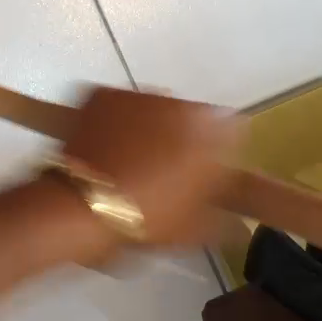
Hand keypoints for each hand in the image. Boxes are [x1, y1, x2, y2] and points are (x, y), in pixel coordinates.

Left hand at [57, 86, 242, 251]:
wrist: (85, 203)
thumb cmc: (148, 217)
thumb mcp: (198, 226)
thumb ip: (222, 213)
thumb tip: (236, 218)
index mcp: (209, 131)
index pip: (229, 130)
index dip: (218, 150)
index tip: (208, 169)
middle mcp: (176, 103)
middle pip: (187, 116)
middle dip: (182, 135)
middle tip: (167, 165)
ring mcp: (134, 94)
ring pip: (151, 107)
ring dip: (148, 124)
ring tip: (132, 155)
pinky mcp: (99, 94)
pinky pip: (116, 104)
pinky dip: (115, 118)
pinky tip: (108, 143)